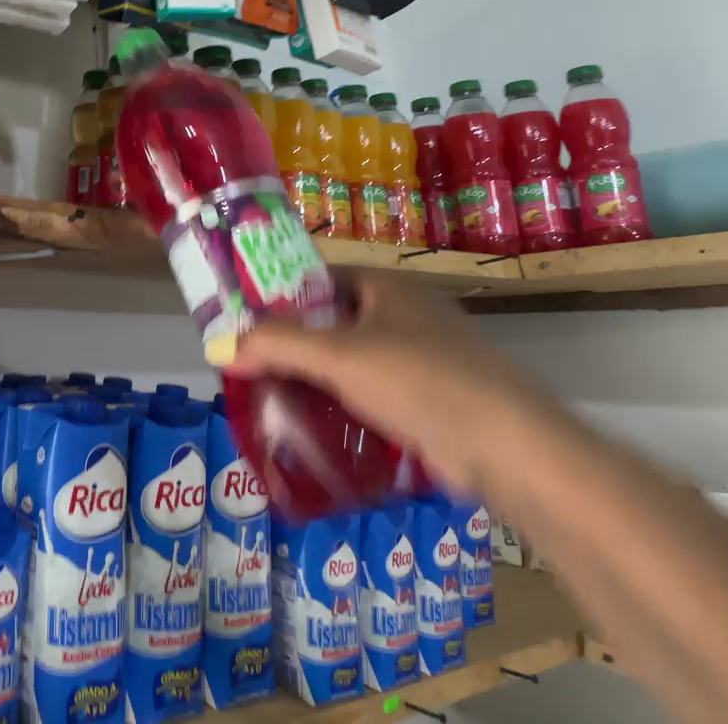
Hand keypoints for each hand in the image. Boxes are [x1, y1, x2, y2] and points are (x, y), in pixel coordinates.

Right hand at [228, 269, 566, 495]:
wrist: (510, 449)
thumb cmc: (421, 381)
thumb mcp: (338, 355)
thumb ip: (275, 345)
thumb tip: (217, 346)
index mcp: (388, 287)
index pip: (317, 279)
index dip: (277, 296)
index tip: (241, 322)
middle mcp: (405, 315)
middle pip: (330, 322)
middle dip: (290, 345)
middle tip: (247, 365)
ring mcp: (421, 360)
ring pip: (349, 363)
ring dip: (313, 380)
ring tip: (267, 398)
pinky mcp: (429, 402)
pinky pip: (369, 396)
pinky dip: (340, 408)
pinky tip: (311, 428)